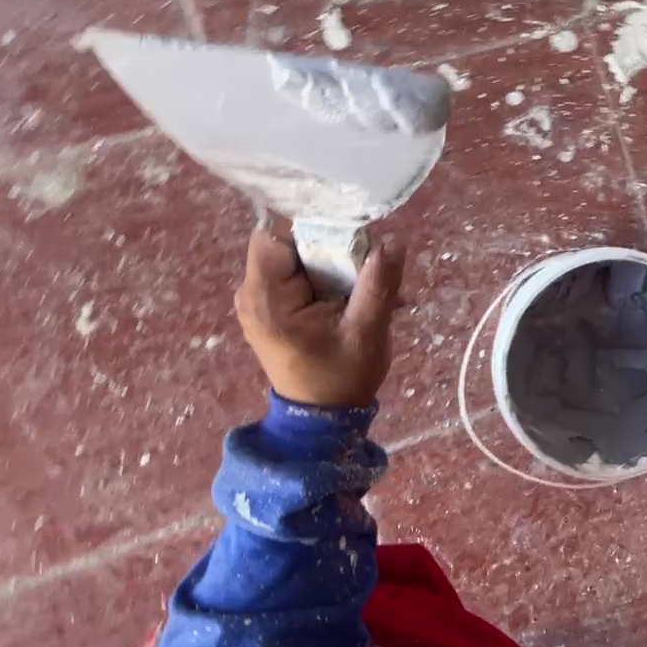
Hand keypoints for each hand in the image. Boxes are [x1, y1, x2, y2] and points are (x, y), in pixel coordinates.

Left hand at [234, 227, 404, 408]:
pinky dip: (331, 278)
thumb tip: (393, 242)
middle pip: (291, 243)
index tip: (351, 241)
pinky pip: (303, 273)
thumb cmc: (341, 378)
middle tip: (370, 270)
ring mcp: (262, 299)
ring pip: (301, 256)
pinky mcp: (274, 305)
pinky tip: (357, 297)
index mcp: (267, 298)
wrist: (322, 418)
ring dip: (337, 264)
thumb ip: (377, 285)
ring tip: (368, 288)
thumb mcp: (366, 332)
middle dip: (333, 249)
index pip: (276, 235)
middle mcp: (253, 293)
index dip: (314, 229)